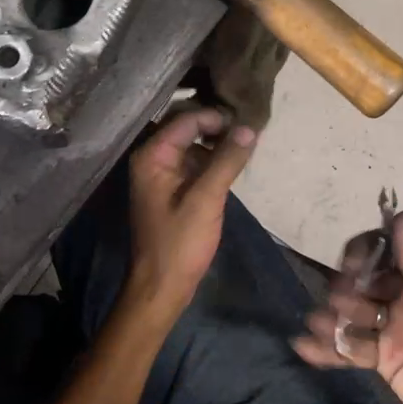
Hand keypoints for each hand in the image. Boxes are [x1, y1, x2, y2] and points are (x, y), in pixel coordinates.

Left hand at [126, 108, 255, 312]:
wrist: (161, 286)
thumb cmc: (179, 243)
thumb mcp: (206, 199)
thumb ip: (226, 161)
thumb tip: (249, 128)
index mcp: (151, 156)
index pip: (186, 119)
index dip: (216, 117)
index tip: (248, 121)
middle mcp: (152, 160)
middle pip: (187, 129)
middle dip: (217, 127)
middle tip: (251, 128)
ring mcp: (161, 177)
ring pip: (192, 147)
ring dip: (217, 145)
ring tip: (248, 143)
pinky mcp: (172, 193)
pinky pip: (193, 166)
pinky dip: (212, 163)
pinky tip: (234, 165)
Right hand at [293, 213, 402, 403]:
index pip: (396, 250)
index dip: (370, 254)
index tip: (352, 267)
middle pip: (369, 280)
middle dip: (349, 288)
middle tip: (340, 303)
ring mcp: (399, 330)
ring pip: (356, 311)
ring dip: (335, 316)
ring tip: (321, 327)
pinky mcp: (385, 360)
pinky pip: (352, 346)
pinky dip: (329, 347)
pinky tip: (306, 348)